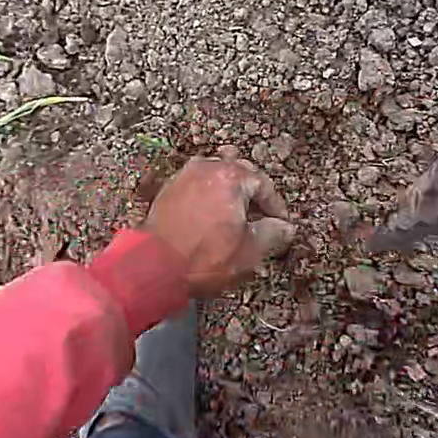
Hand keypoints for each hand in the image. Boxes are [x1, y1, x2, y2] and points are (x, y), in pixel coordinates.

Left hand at [144, 154, 295, 296]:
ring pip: (216, 173)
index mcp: (231, 177)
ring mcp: (185, 177)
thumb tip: (285, 227)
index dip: (276, 206)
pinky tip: (210, 212)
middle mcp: (207, 169)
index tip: (281, 222)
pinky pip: (196, 183)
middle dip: (253, 192)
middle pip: (240, 172)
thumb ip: (273, 233)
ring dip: (229, 187)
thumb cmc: (202, 258)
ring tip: (236, 210)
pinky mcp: (168, 190)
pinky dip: (208, 193)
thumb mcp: (250, 250)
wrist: (152, 269)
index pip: (264, 185)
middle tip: (261, 215)